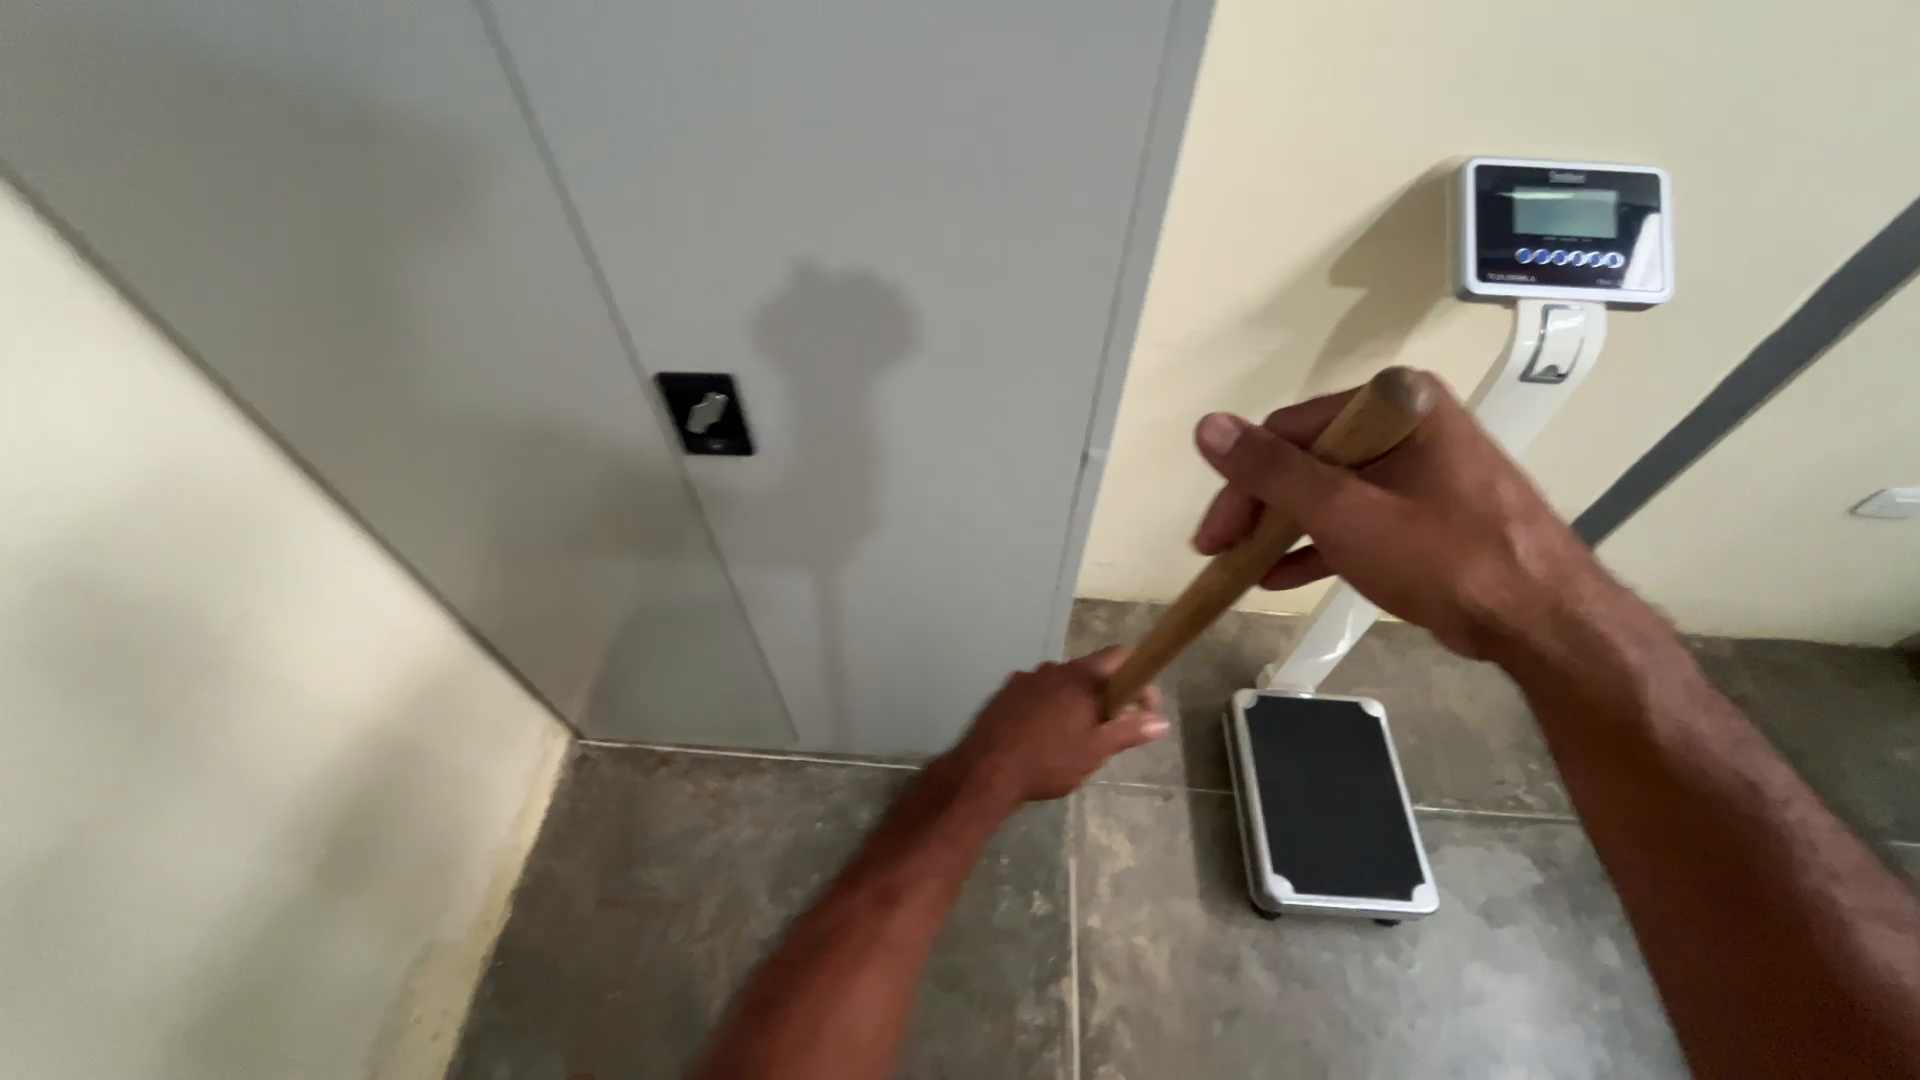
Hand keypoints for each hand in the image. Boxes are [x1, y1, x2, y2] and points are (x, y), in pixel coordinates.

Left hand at [942, 647, 1168, 804]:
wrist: (985, 771)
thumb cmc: (1048, 761)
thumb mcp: (1095, 751)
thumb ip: (1129, 731)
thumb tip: (1161, 720)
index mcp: (1080, 677)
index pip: (1119, 656)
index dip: (1139, 677)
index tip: (1144, 707)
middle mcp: (1053, 669)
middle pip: (1091, 672)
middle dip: (1108, 696)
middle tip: (1113, 729)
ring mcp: (1025, 679)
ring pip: (1062, 684)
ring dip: (1076, 703)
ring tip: (1077, 738)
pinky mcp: (1005, 693)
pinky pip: (1038, 694)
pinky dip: (1050, 708)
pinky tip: (1045, 737)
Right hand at [1190, 374, 1613, 660]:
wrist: (1542, 622)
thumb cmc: (1443, 557)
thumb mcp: (1343, 512)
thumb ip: (1271, 470)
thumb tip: (1207, 427)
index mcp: (1394, 406)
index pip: (1289, 432)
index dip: (1242, 483)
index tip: (1214, 536)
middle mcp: (1406, 425)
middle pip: (1305, 461)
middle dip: (1258, 511)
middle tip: (1221, 553)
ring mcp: (1418, 468)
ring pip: (1327, 491)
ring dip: (1280, 530)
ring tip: (1242, 568)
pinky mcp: (1425, 509)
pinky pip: (1356, 517)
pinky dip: (1317, 544)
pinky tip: (1279, 576)